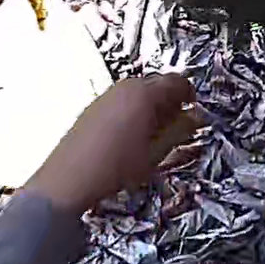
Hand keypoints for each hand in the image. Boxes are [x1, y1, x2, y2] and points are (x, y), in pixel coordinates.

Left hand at [26, 74, 199, 214]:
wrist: (67, 181)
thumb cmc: (118, 166)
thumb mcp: (156, 152)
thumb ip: (180, 130)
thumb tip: (197, 117)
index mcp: (145, 93)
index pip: (177, 82)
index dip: (189, 95)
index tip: (193, 113)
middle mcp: (126, 86)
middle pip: (158, 84)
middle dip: (171, 101)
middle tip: (176, 125)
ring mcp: (107, 94)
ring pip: (139, 92)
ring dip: (152, 105)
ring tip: (153, 133)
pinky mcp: (94, 106)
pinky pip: (122, 99)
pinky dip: (133, 109)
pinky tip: (130, 134)